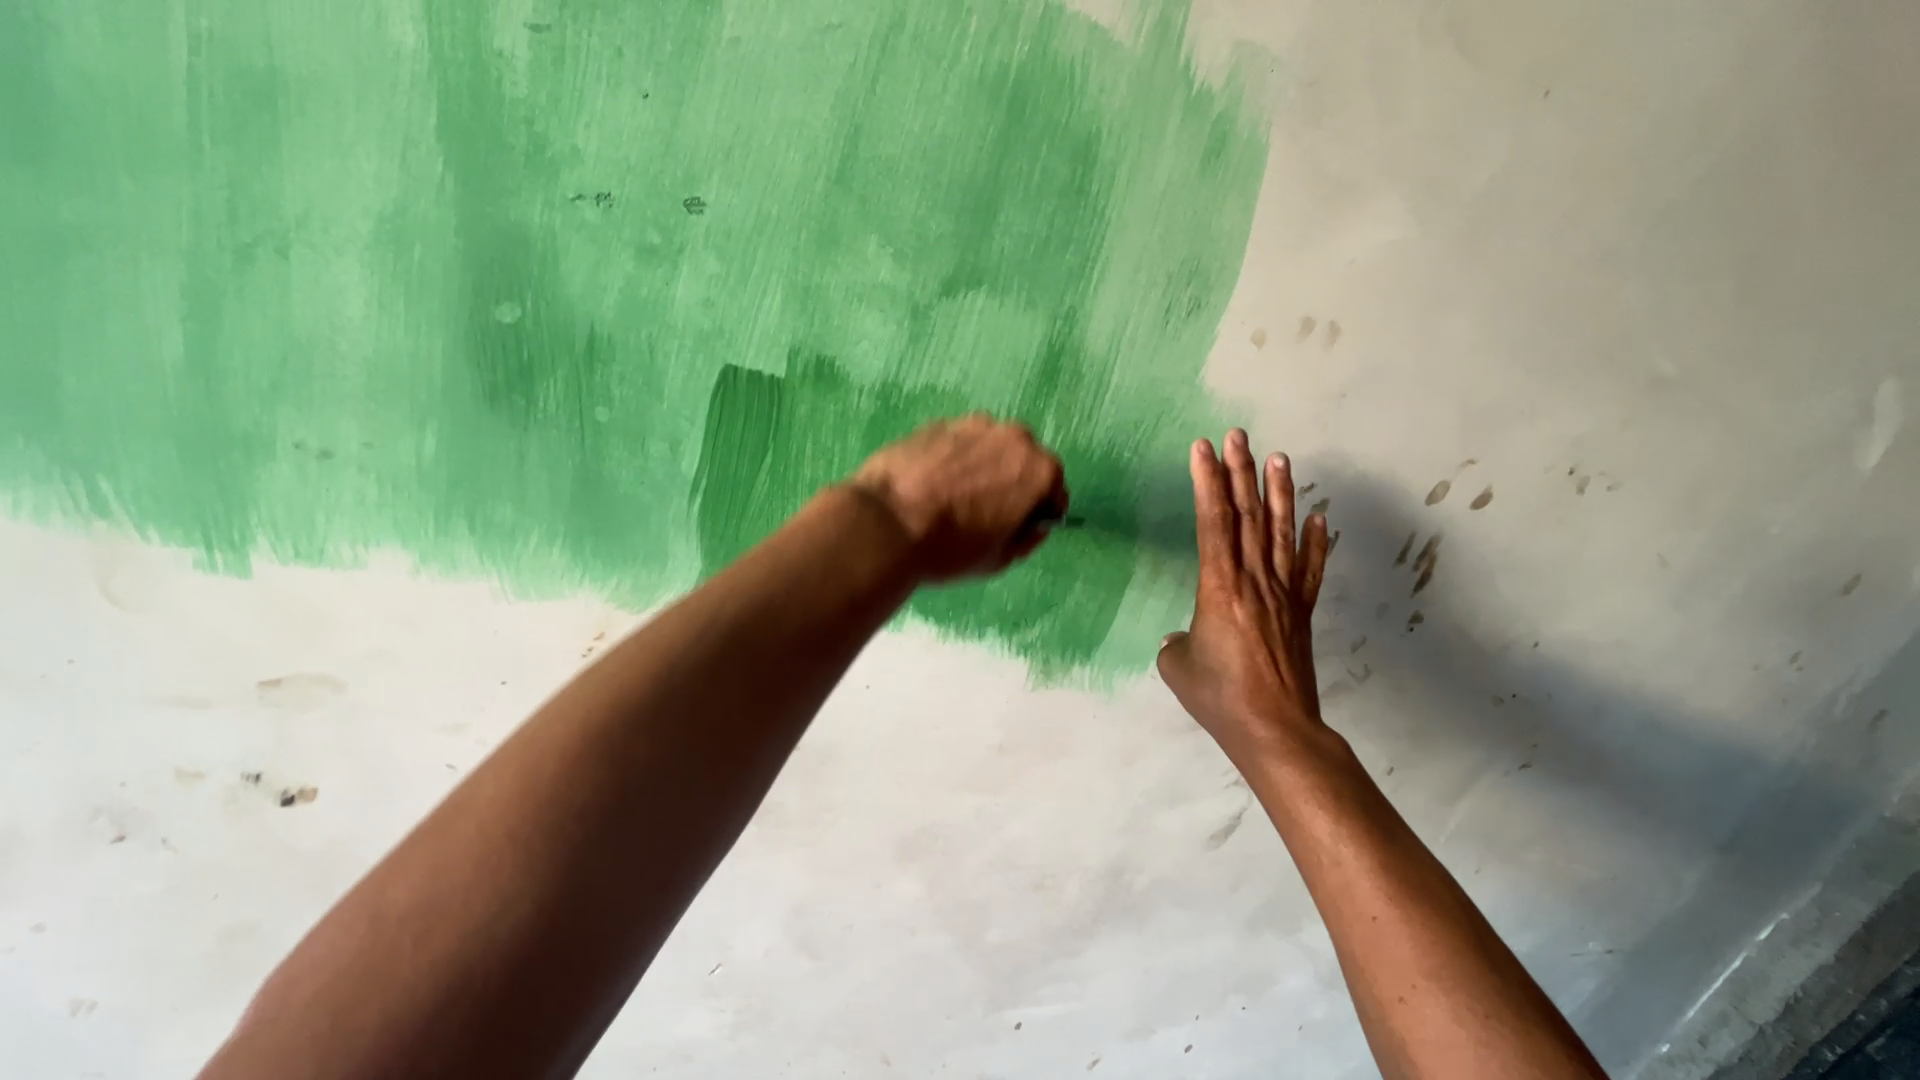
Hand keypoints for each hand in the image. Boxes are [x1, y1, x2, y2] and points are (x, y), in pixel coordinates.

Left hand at [848, 413, 1066, 582]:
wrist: (886, 523)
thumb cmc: (951, 548)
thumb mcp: (1000, 559)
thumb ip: (1026, 538)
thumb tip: (1031, 525)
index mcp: (1039, 470)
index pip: (1053, 491)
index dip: (1037, 512)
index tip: (1016, 527)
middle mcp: (1013, 436)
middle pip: (1022, 461)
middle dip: (1012, 482)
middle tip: (984, 513)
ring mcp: (973, 424)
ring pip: (989, 447)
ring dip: (982, 466)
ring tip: (953, 497)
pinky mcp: (937, 422)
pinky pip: (958, 443)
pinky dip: (953, 459)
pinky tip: (930, 484)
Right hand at [1158, 430, 1330, 764]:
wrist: (1274, 728)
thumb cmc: (1219, 696)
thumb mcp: (1178, 666)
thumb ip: (1177, 642)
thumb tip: (1186, 637)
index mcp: (1219, 586)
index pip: (1212, 521)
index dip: (1208, 482)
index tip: (1204, 448)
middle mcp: (1254, 579)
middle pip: (1248, 515)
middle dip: (1240, 472)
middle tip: (1238, 435)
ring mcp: (1283, 594)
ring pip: (1281, 533)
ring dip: (1279, 493)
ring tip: (1278, 458)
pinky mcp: (1302, 613)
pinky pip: (1310, 570)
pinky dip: (1317, 542)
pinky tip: (1320, 518)